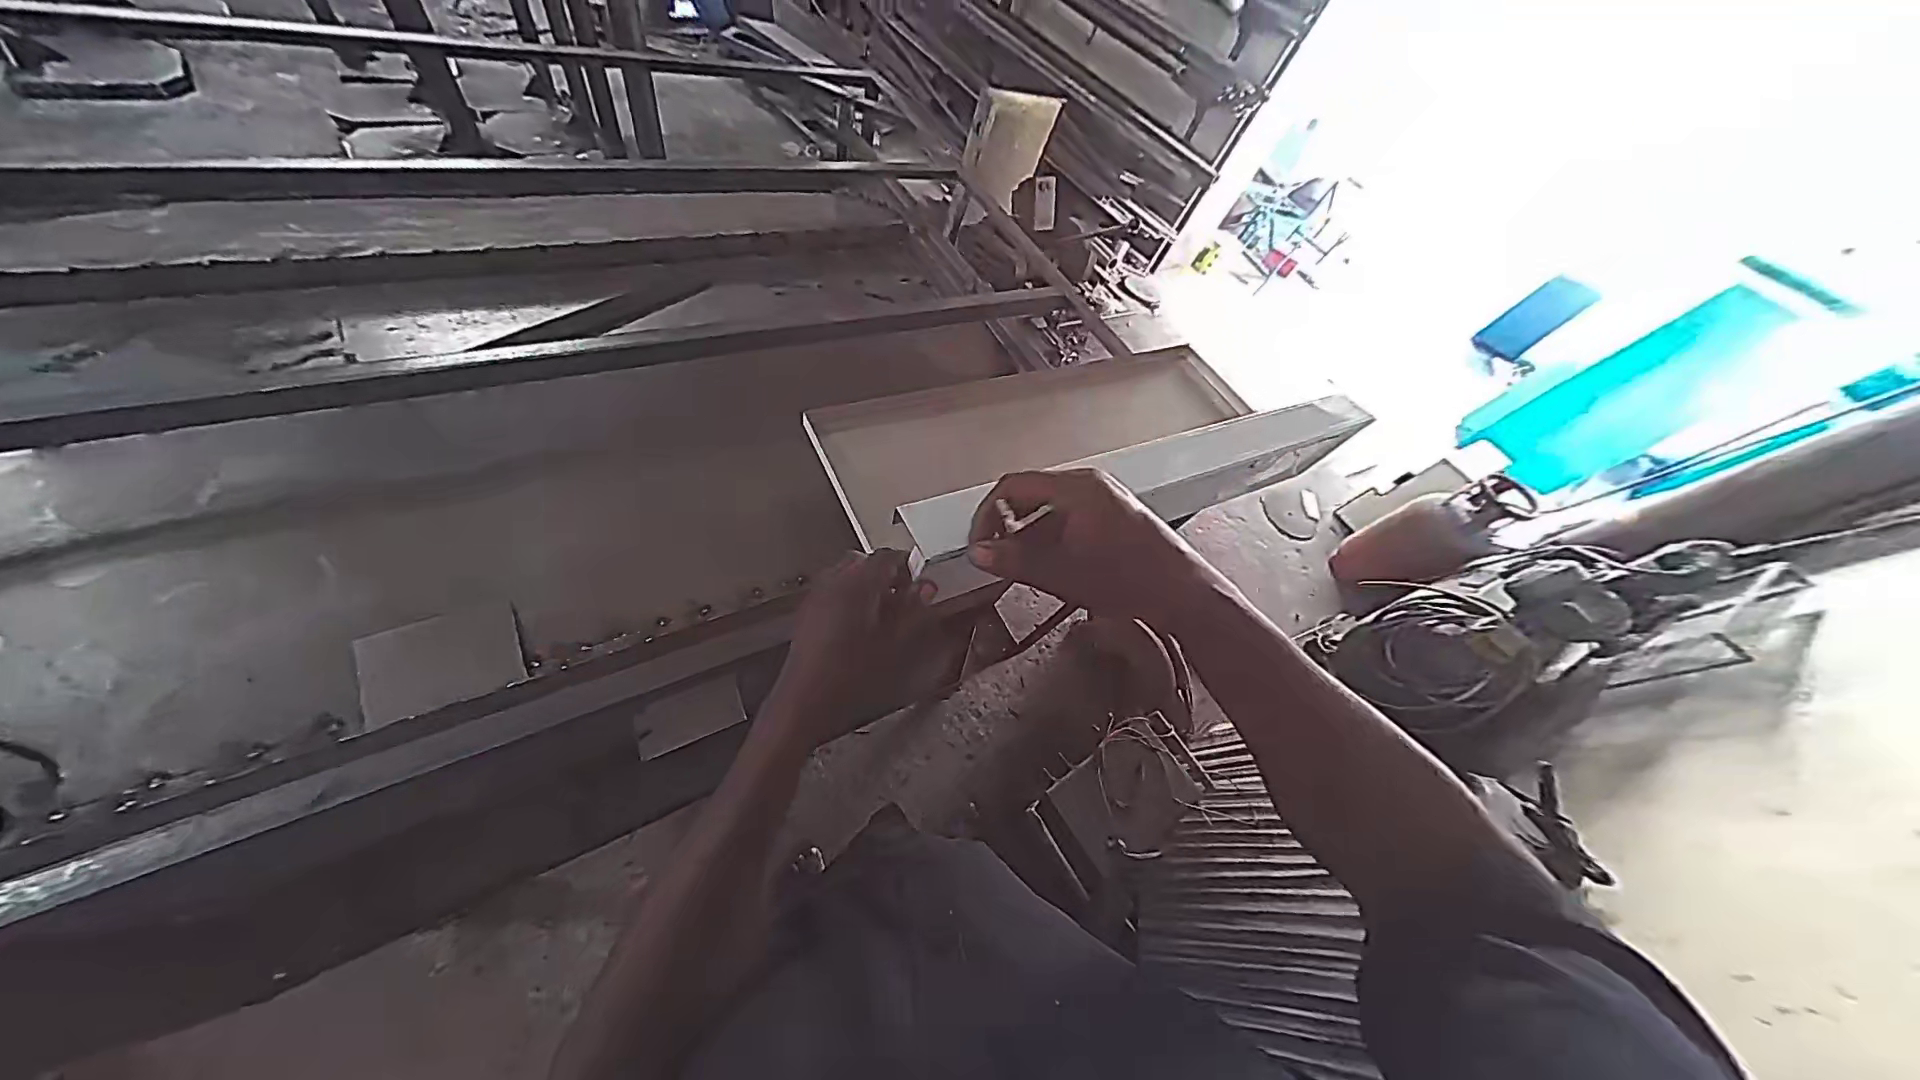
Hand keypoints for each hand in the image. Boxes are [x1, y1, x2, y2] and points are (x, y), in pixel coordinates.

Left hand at [767, 549, 937, 747]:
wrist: (808, 700)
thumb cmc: (847, 675)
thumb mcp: (895, 642)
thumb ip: (913, 611)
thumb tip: (923, 592)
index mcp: (857, 584)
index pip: (887, 557)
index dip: (907, 566)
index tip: (918, 581)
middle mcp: (833, 584)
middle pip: (864, 562)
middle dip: (885, 575)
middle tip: (904, 593)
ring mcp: (816, 598)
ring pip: (846, 575)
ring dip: (866, 585)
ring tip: (884, 609)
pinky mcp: (807, 615)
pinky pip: (832, 592)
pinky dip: (849, 598)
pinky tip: (860, 623)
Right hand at [966, 468, 1229, 629]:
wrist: (1184, 597)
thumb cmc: (1136, 581)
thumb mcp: (1063, 573)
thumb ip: (1015, 561)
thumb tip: (981, 553)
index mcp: (1077, 488)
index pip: (1013, 486)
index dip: (987, 515)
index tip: (979, 542)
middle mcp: (1090, 487)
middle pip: (1030, 496)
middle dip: (1007, 526)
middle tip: (995, 555)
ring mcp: (1102, 501)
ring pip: (1048, 510)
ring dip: (1028, 537)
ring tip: (1021, 567)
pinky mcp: (1111, 519)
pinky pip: (1067, 521)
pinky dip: (1050, 541)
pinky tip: (1048, 568)